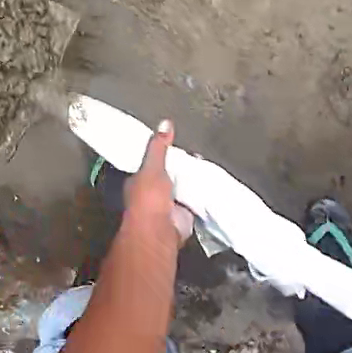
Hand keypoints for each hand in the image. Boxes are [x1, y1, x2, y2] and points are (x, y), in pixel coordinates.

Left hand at [120, 120, 193, 252]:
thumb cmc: (149, 197)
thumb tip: (165, 123)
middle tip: (196, 155)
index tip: (175, 144)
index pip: (150, 163)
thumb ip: (159, 146)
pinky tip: (213, 183)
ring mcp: (168, 205)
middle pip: (168, 175)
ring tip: (206, 165)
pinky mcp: (184, 215)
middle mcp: (152, 192)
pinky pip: (194, 201)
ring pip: (182, 188)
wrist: (160, 230)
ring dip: (192, 180)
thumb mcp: (153, 166)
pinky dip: (202, 194)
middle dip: (181, 168)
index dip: (162, 154)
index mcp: (139, 180)